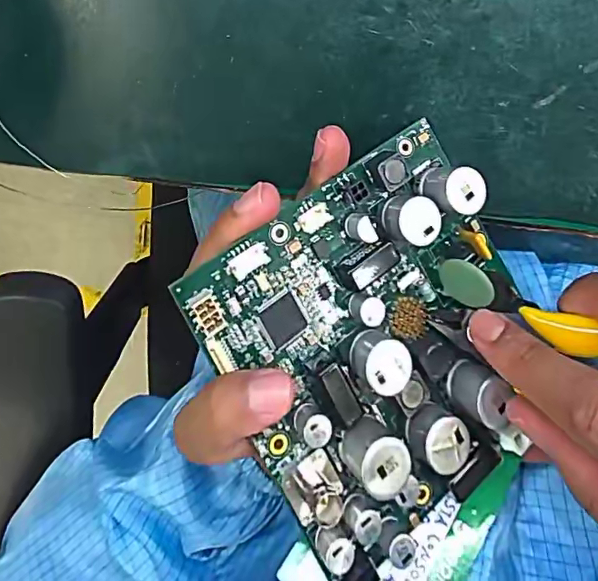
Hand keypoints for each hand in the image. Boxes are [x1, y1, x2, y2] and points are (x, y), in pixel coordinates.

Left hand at [174, 125, 351, 463]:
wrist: (261, 452)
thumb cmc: (227, 423)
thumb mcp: (207, 434)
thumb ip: (221, 416)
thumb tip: (273, 387)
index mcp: (224, 315)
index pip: (220, 262)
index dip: (239, 227)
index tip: (264, 199)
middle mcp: (263, 298)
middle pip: (282, 235)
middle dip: (306, 189)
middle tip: (330, 145)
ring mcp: (302, 302)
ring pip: (317, 242)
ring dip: (335, 195)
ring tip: (352, 151)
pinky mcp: (336, 314)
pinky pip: (350, 275)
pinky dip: (367, 244)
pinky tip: (389, 218)